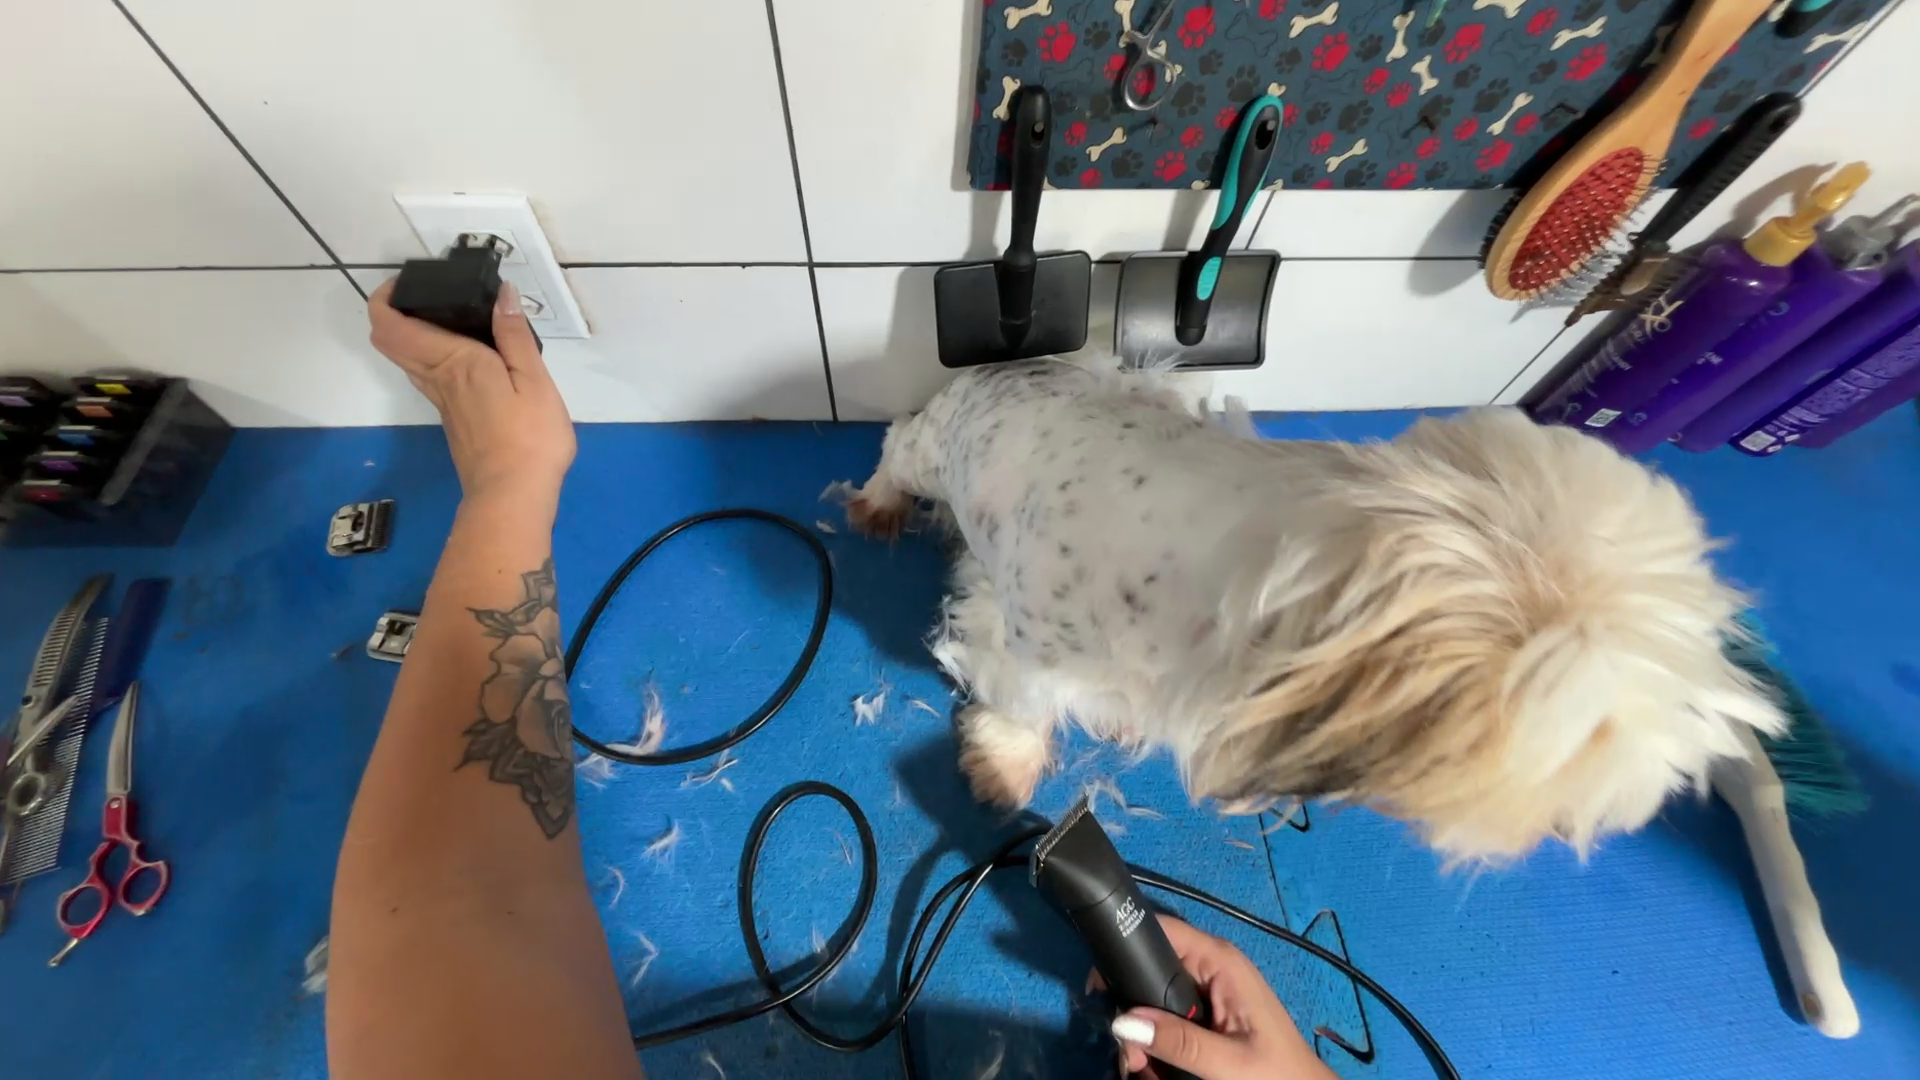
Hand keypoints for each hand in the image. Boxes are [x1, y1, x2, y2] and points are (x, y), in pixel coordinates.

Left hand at [367, 279, 575, 503]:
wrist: (515, 492)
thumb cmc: (531, 435)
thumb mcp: (536, 381)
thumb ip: (516, 337)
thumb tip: (502, 295)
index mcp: (454, 361)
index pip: (390, 322)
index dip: (385, 296)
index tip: (408, 283)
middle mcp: (438, 379)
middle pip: (389, 340)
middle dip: (393, 313)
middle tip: (429, 301)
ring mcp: (443, 403)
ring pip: (409, 362)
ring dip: (416, 338)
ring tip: (456, 329)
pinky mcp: (455, 422)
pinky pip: (432, 380)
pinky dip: (439, 362)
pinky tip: (475, 366)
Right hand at [1103, 917, 1336, 1079]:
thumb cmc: (1279, 1076)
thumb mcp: (1228, 1064)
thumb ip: (1178, 1041)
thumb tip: (1121, 1019)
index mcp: (1219, 960)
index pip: (1160, 929)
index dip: (1125, 948)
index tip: (1099, 987)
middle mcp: (1210, 964)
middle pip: (1150, 967)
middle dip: (1132, 1008)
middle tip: (1129, 1055)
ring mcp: (1209, 987)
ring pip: (1154, 995)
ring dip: (1141, 1032)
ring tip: (1140, 1070)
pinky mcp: (1208, 1010)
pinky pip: (1168, 1013)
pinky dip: (1156, 1039)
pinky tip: (1153, 1069)